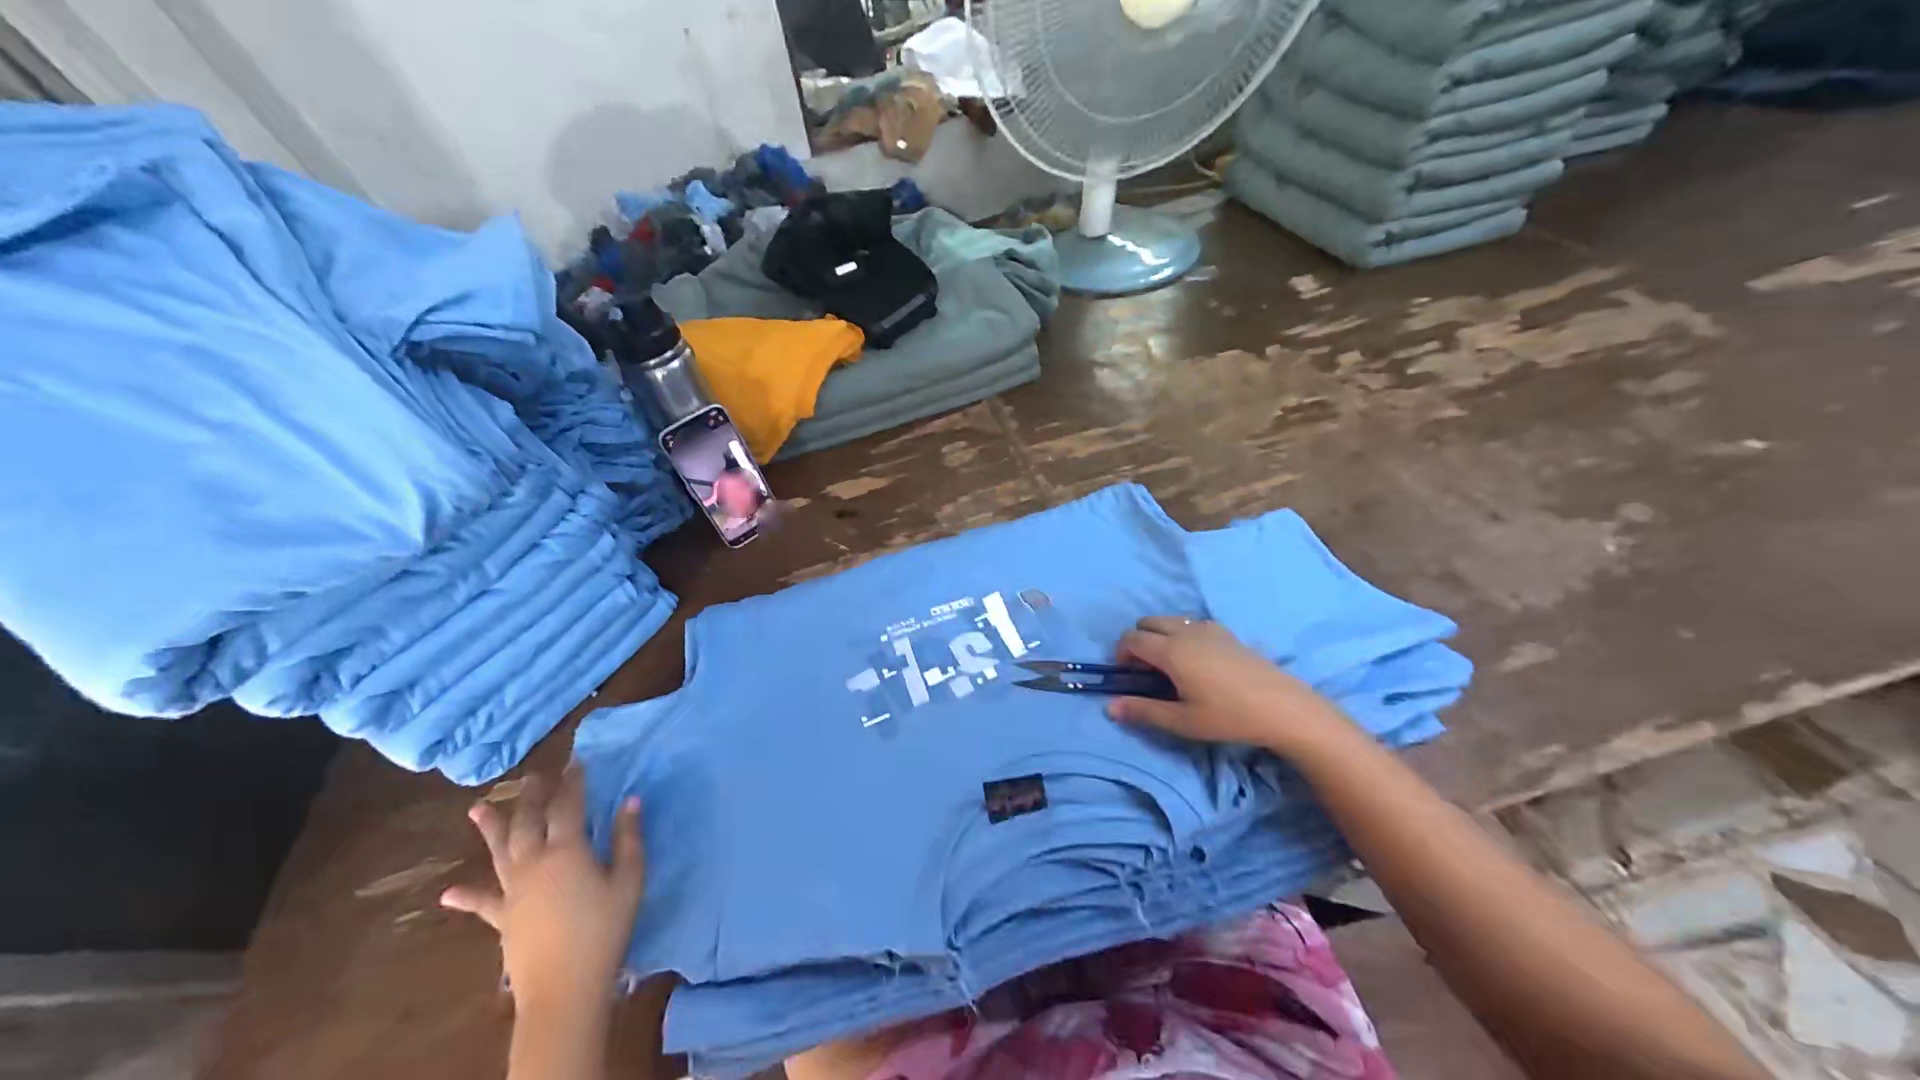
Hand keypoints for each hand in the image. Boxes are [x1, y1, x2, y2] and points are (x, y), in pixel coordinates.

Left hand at [442, 766, 644, 1010]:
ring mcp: (513, 890)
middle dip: (533, 795)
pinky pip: (482, 902)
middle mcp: (534, 862)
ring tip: (476, 808)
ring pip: (499, 851)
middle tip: (535, 776)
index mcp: (567, 850)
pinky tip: (449, 894)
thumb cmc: (604, 929)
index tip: (577, 761)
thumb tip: (631, 801)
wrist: (564, 987)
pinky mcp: (501, 917)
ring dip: (490, 828)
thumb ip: (629, 839)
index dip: (573, 781)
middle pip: (529, 820)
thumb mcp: (628, 880)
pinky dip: (467, 896)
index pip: (568, 805)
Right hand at [1108, 616, 1353, 758]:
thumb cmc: (1228, 716)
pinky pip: (1192, 623)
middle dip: (1138, 641)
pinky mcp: (1227, 632)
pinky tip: (1198, 661)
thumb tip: (1109, 707)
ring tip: (1172, 666)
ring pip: (1171, 619)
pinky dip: (1182, 633)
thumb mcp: (1182, 721)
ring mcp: (1209, 628)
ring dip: (1160, 635)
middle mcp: (1186, 631)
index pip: (1131, 638)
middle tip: (1147, 670)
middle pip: (1148, 621)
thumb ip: (1143, 711)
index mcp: (1170, 650)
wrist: (1283, 708)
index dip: (1121, 654)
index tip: (1128, 676)